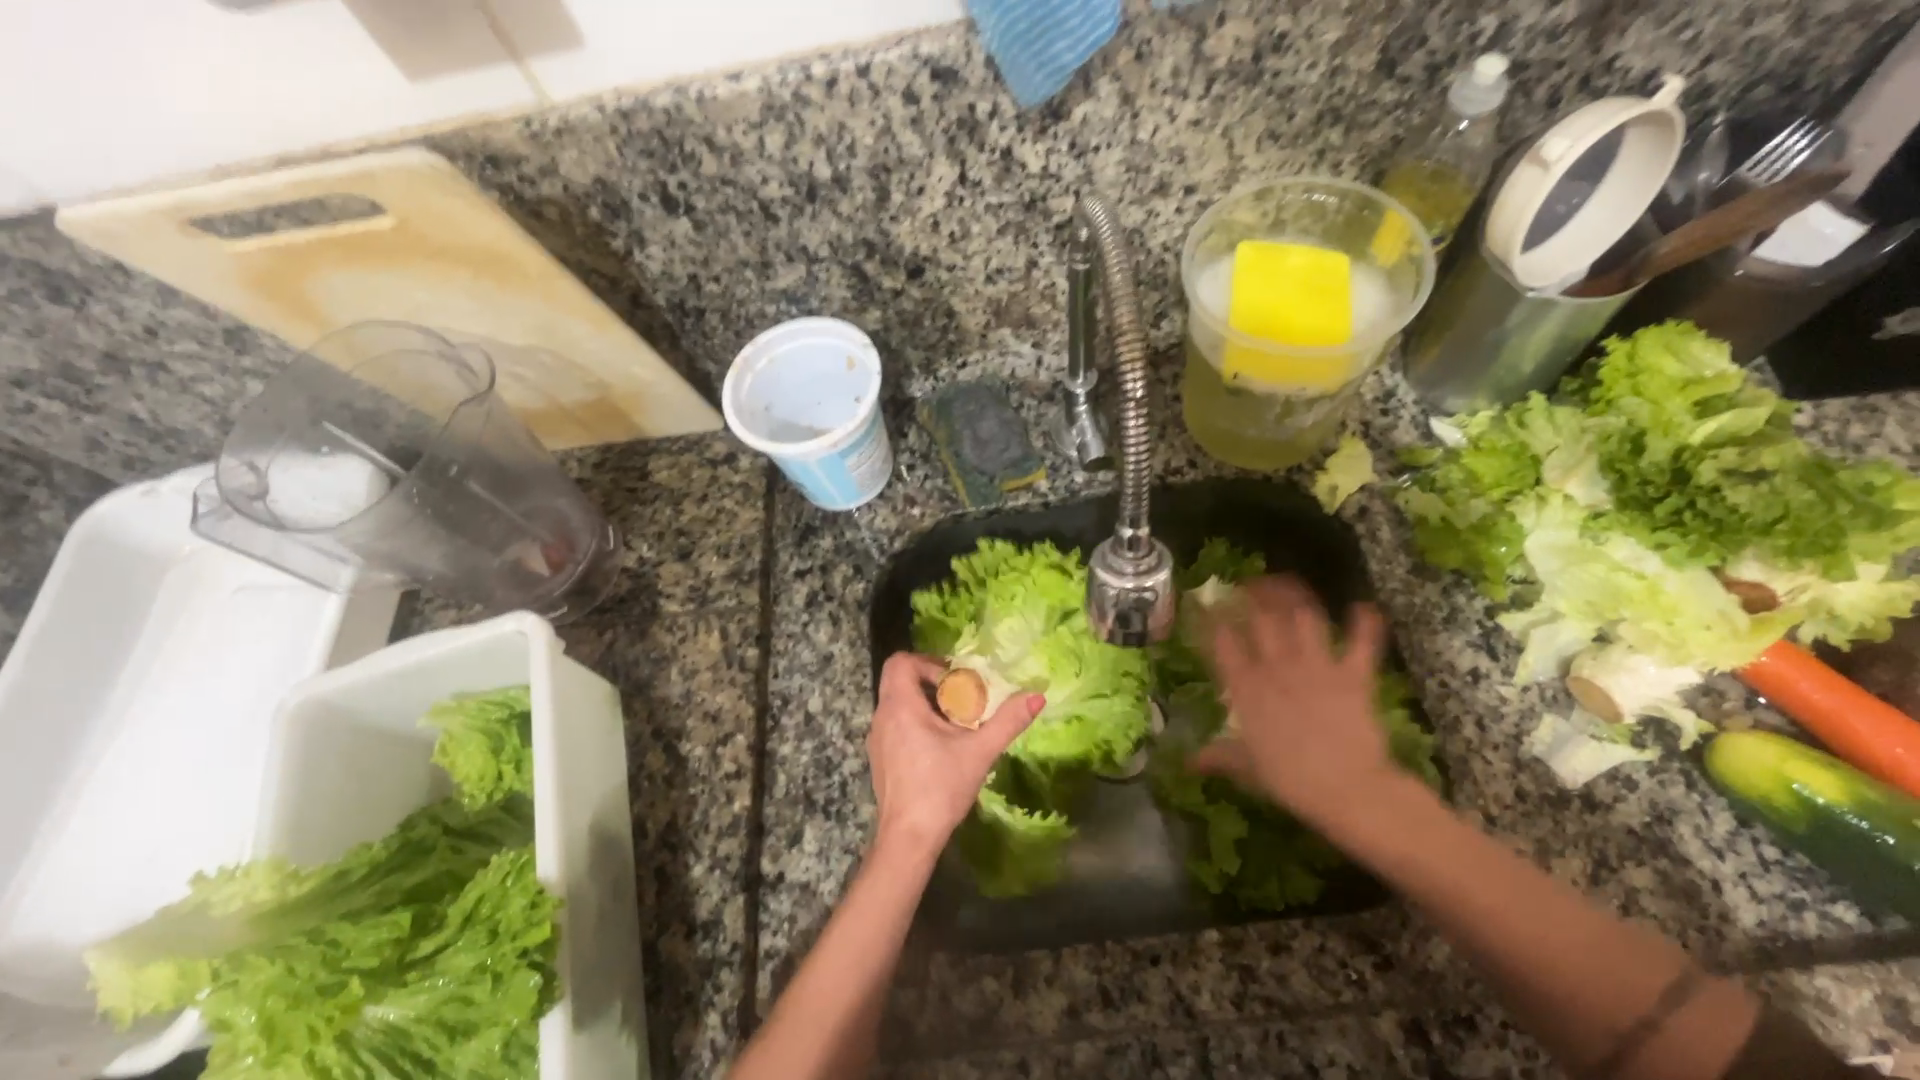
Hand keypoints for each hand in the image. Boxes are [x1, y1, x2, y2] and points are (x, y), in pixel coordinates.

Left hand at [868, 653, 1043, 857]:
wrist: (908, 837)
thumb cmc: (940, 788)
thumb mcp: (980, 752)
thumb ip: (1008, 721)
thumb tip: (1037, 696)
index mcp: (900, 707)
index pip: (901, 661)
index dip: (927, 662)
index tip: (954, 680)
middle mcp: (882, 717)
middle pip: (900, 681)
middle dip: (931, 683)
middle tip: (961, 698)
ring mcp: (877, 739)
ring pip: (898, 704)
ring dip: (925, 705)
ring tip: (956, 724)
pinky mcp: (880, 758)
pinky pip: (895, 726)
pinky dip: (916, 724)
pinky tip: (940, 749)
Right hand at [1191, 577, 1395, 826]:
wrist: (1346, 789)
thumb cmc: (1290, 781)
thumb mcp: (1247, 768)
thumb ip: (1218, 757)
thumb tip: (1189, 763)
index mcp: (1247, 689)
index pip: (1221, 641)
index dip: (1210, 617)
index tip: (1204, 602)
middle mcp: (1278, 669)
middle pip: (1261, 617)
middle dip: (1250, 594)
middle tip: (1245, 585)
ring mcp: (1318, 667)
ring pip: (1304, 617)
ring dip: (1295, 596)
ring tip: (1286, 583)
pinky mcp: (1355, 674)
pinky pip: (1362, 640)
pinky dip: (1365, 621)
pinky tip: (1363, 606)